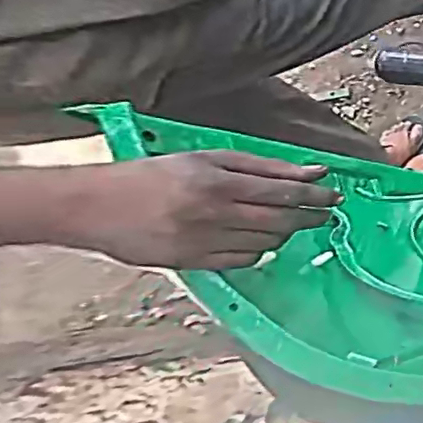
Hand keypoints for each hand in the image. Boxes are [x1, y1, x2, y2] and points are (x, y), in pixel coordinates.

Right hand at [59, 152, 341, 269]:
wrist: (87, 206)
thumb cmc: (154, 175)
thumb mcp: (209, 159)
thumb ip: (265, 166)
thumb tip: (315, 171)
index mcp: (217, 184)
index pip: (285, 193)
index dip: (316, 196)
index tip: (335, 197)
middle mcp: (212, 215)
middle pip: (281, 221)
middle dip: (311, 217)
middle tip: (324, 213)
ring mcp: (201, 242)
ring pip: (267, 243)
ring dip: (286, 233)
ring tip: (287, 222)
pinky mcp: (191, 264)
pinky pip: (244, 261)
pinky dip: (259, 250)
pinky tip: (257, 238)